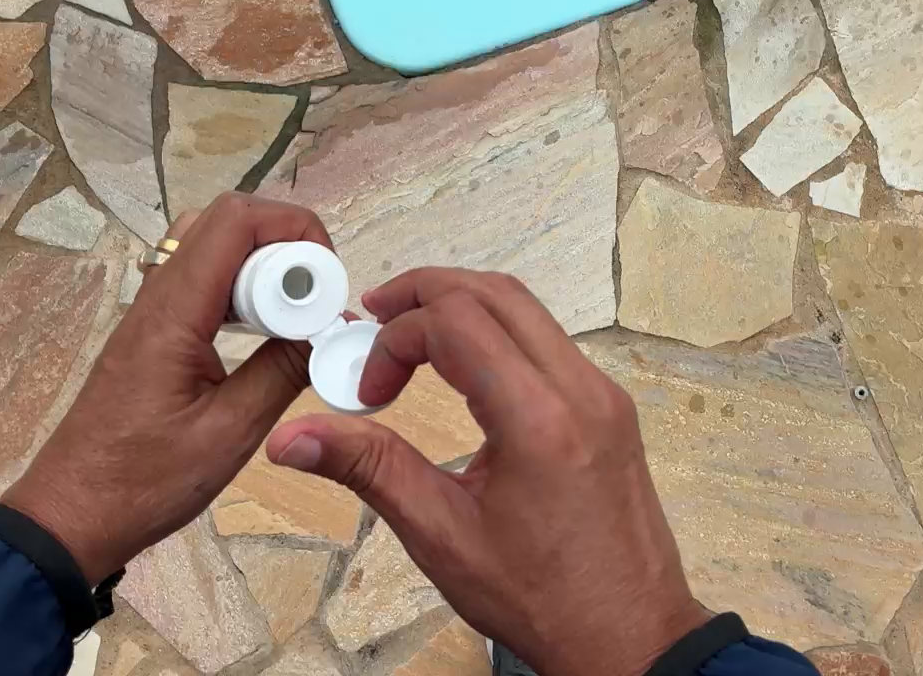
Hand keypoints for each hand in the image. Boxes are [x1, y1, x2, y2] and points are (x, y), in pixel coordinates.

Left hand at [1, 194, 331, 582]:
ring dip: (264, 255)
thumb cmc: (145, 482)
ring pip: (213, 239)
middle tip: (315, 288)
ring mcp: (154, 308)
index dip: (293, 229)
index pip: (236, 221)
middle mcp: (160, 294)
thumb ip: (283, 371)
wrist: (67, 520)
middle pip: (225, 218)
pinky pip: (205, 272)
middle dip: (285, 237)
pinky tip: (264, 320)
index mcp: (175, 312)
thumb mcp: (230, 432)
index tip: (325, 280)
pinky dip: (245, 278)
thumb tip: (330, 327)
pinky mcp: (156, 327)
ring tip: (295, 301)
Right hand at [265, 268, 709, 675]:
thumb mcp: (442, 536)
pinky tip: (464, 359)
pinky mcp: (608, 399)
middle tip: (376, 314)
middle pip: (495, 292)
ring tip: (409, 330)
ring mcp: (602, 388)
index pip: (458, 323)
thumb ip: (370, 469)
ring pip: (526, 306)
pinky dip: (497, 328)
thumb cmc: (540, 597)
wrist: (629, 632)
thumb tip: (294, 436)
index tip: (370, 386)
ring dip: (463, 304)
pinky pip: (547, 336)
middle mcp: (580, 387)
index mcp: (539, 419)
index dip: (398, 337)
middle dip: (427, 291)